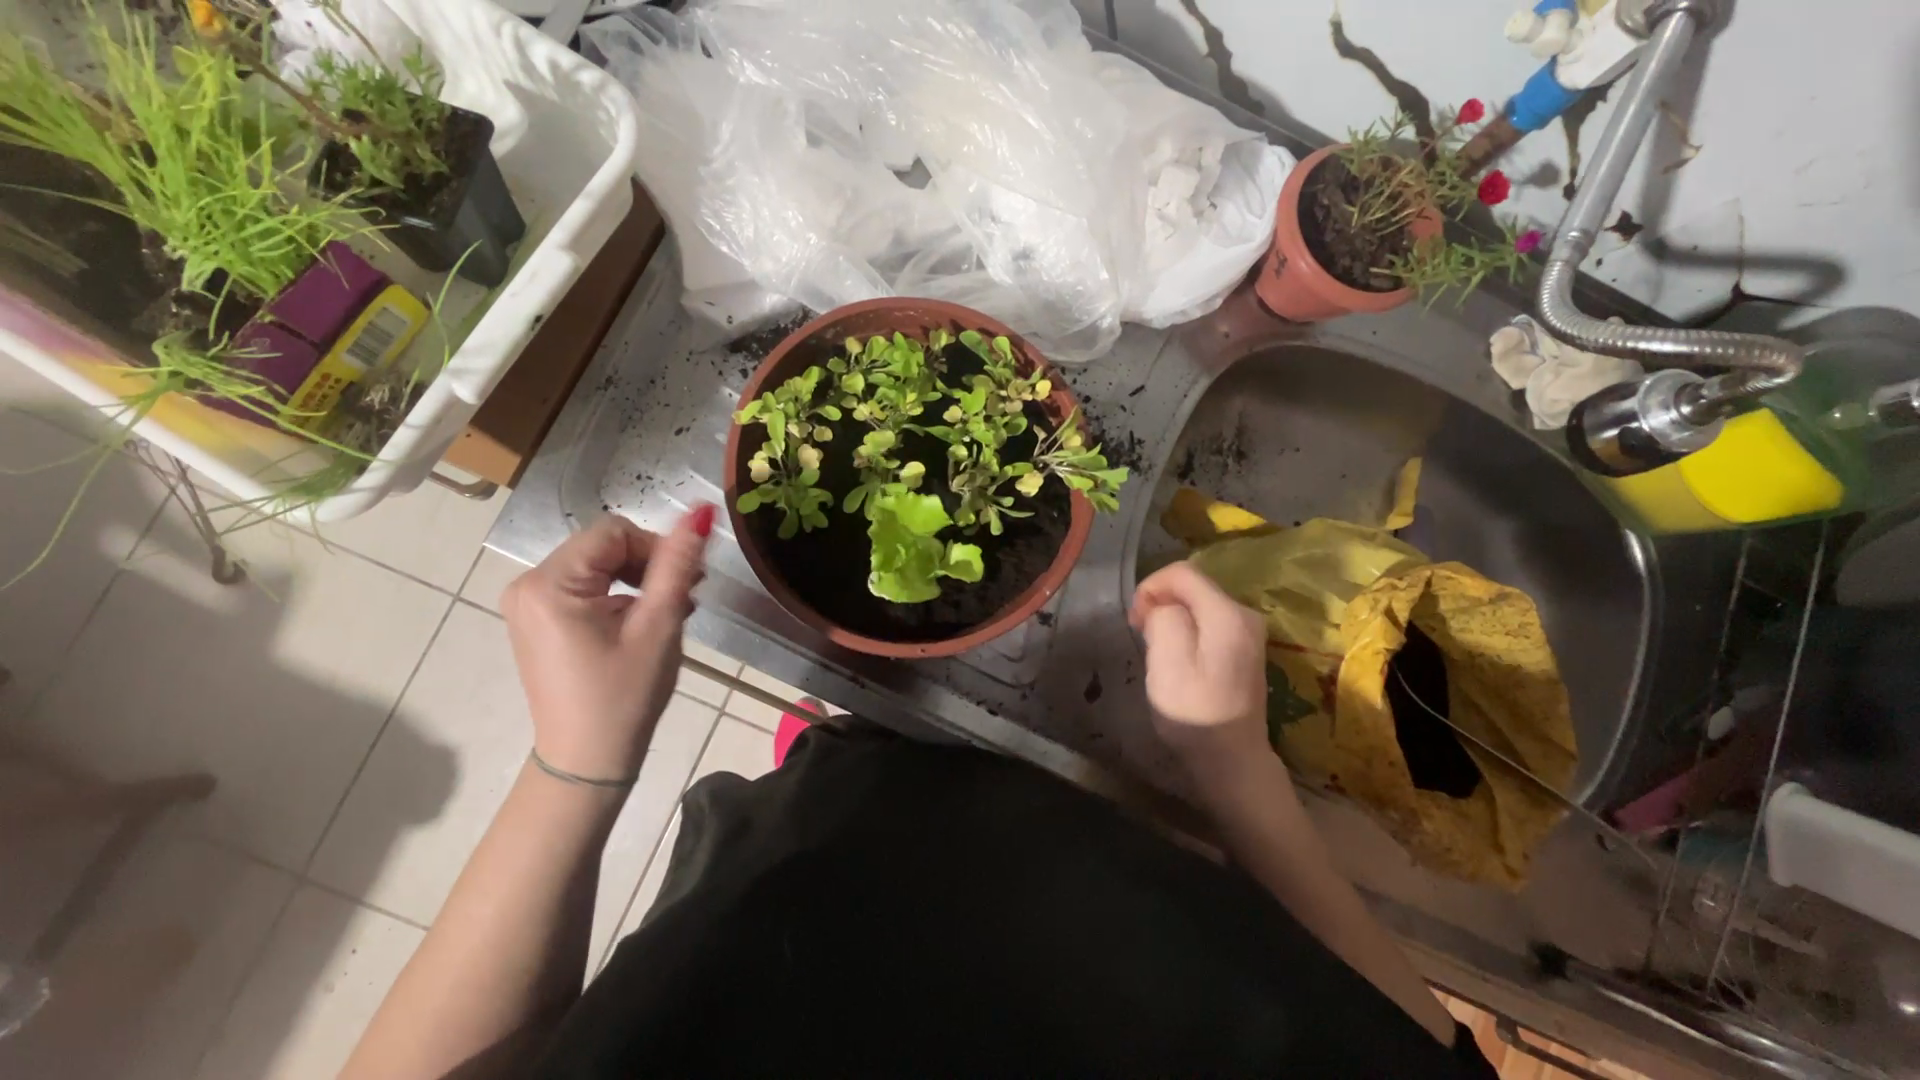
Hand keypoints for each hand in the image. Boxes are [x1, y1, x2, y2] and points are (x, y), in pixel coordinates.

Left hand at [502, 507, 713, 781]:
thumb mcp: (658, 624)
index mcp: (550, 583)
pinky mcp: (536, 621)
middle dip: (648, 565)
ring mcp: (527, 604)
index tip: (687, 583)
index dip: (657, 549)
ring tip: (669, 613)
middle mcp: (527, 585)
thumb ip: (677, 563)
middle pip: (603, 546)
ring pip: (597, 566)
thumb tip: (700, 510)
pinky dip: (616, 596)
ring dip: (637, 581)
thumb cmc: (625, 695)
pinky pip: (583, 588)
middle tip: (686, 598)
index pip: (614, 532)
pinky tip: (640, 623)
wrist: (587, 760)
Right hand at [1130, 561, 1273, 776]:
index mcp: (1227, 613)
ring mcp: (1249, 634)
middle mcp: (1245, 615)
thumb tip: (1163, 606)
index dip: (1151, 587)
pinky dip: (1187, 632)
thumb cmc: (1194, 712)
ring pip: (1199, 605)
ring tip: (1155, 649)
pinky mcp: (1244, 651)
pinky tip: (1177, 659)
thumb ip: (1164, 619)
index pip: (1183, 572)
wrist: (1231, 760)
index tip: (1135, 620)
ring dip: (1172, 618)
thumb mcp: (1167, 661)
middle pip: (1193, 586)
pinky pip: (1208, 624)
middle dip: (1161, 602)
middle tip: (1141, 635)